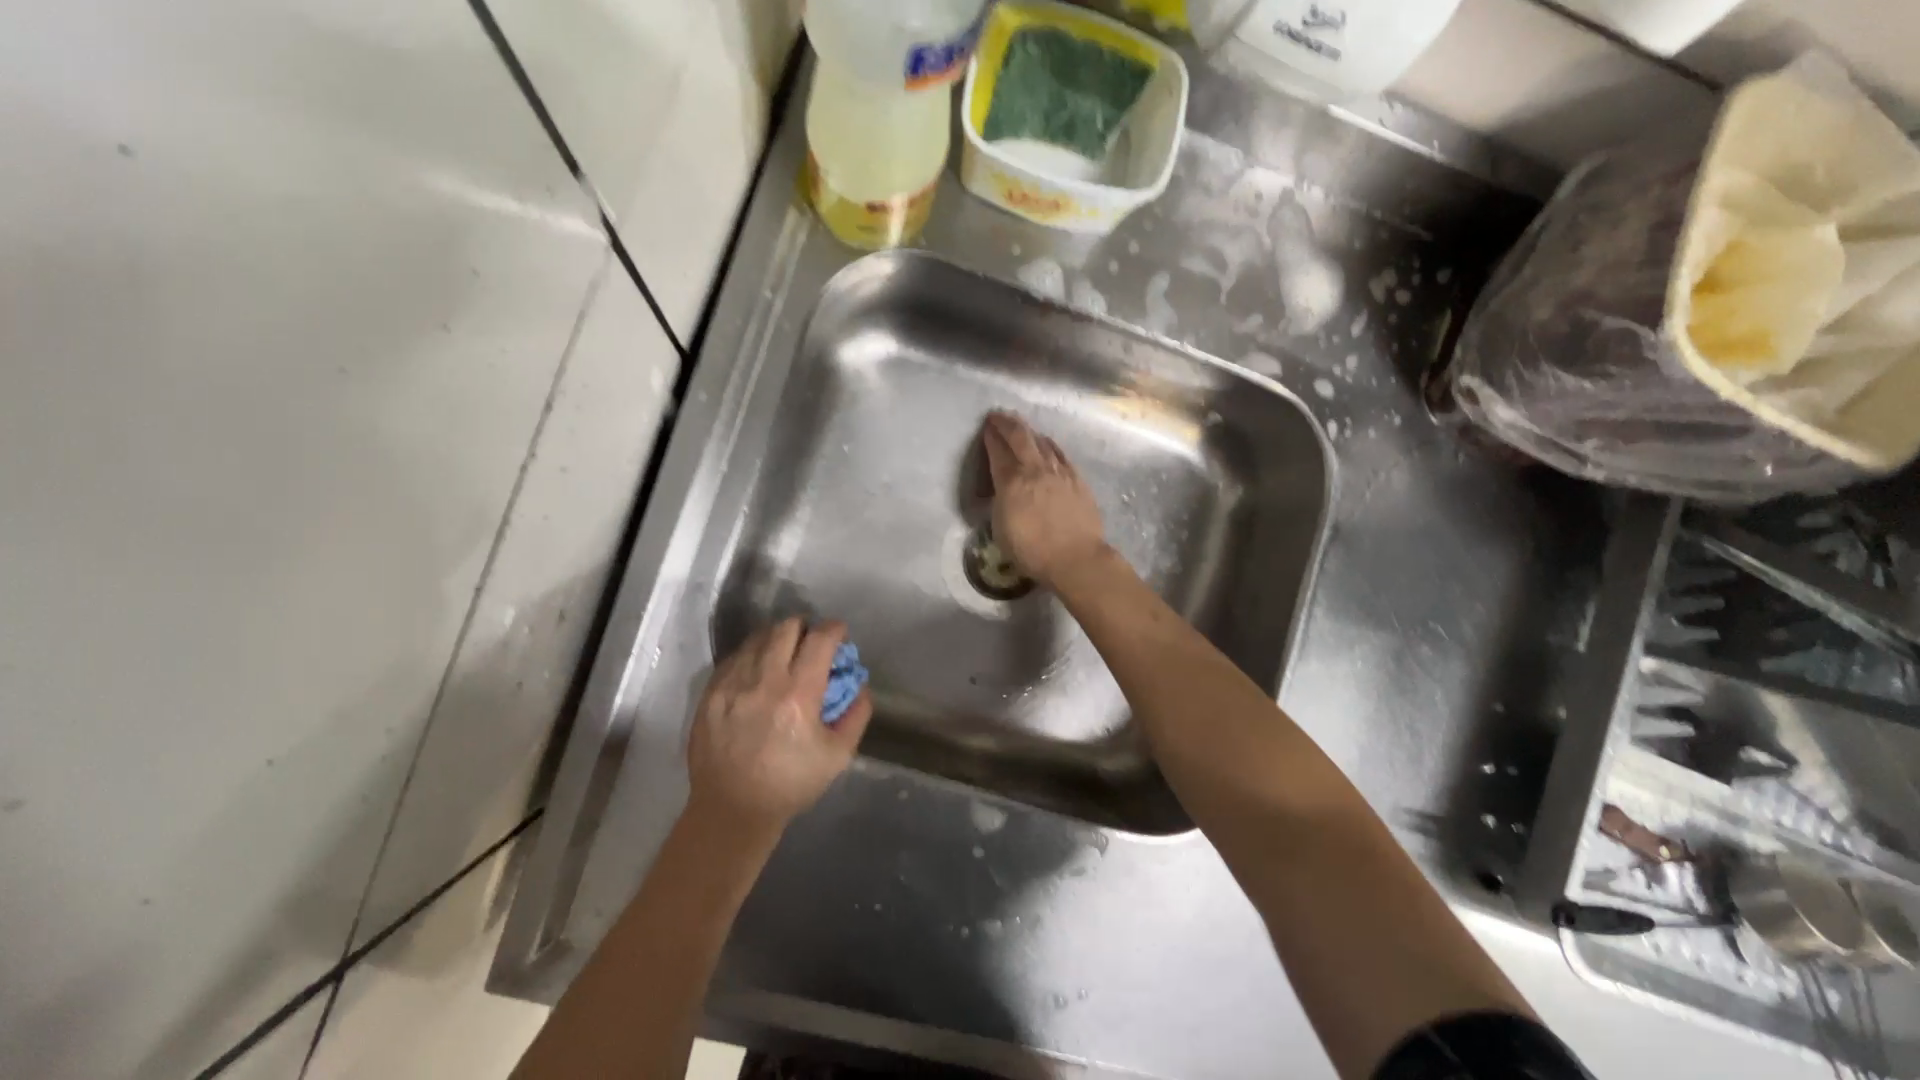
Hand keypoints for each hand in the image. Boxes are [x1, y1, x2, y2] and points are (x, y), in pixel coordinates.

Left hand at [687, 618, 872, 834]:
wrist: (733, 808)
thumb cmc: (791, 784)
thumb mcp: (838, 755)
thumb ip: (856, 715)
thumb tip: (860, 686)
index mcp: (799, 695)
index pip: (820, 639)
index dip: (834, 629)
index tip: (839, 634)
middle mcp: (763, 680)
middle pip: (786, 628)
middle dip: (805, 628)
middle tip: (811, 642)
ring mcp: (732, 684)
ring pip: (757, 638)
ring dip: (777, 638)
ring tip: (784, 654)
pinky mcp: (710, 693)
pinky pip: (734, 658)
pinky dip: (751, 655)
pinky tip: (757, 672)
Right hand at [979, 411, 1111, 587]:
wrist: (1075, 558)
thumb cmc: (1032, 551)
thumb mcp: (1001, 530)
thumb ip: (1001, 504)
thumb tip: (1004, 492)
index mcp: (1012, 482)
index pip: (997, 451)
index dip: (990, 437)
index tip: (986, 427)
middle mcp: (1035, 470)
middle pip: (1020, 437)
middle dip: (1007, 423)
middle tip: (998, 416)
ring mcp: (1059, 472)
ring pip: (1042, 442)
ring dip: (1029, 431)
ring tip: (1021, 427)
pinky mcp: (1077, 479)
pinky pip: (1060, 453)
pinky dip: (1049, 445)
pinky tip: (1047, 443)